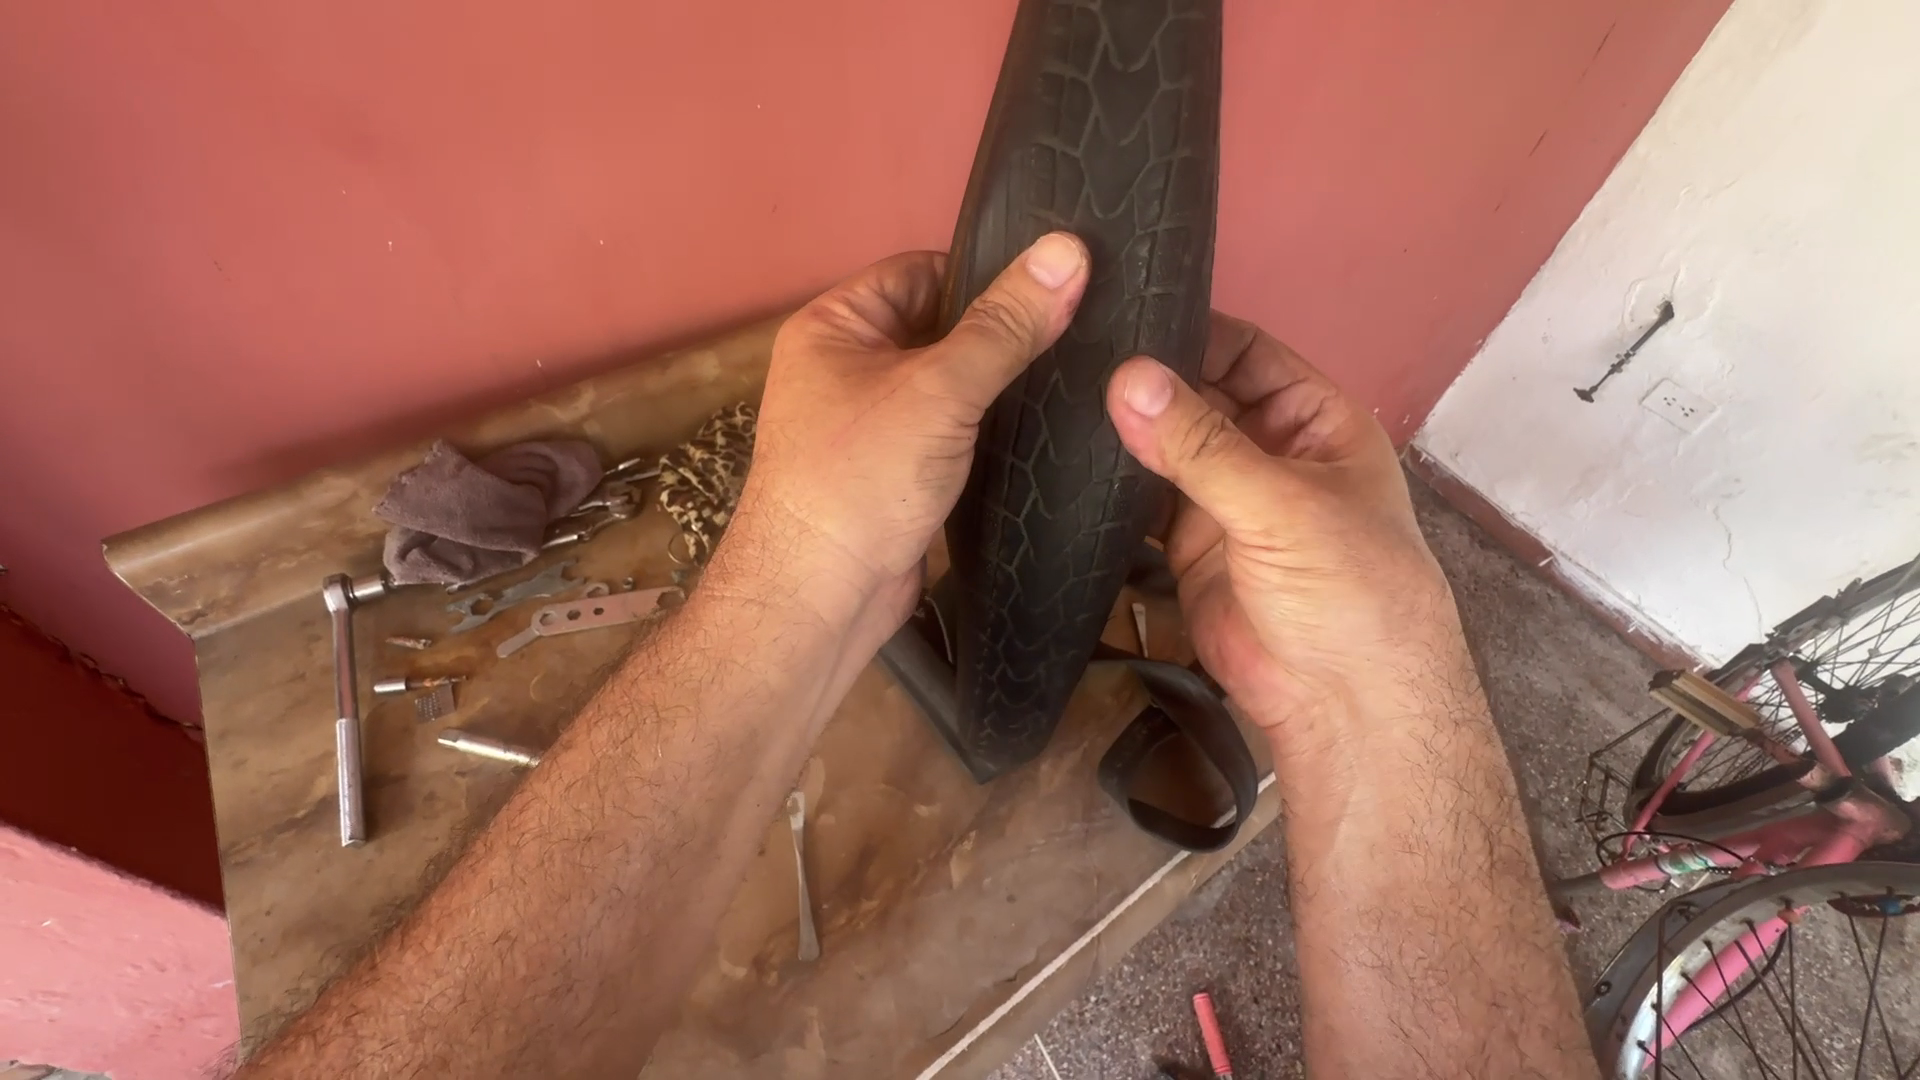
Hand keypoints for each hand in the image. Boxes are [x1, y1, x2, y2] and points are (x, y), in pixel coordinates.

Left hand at [711, 234, 1089, 653]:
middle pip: (936, 329)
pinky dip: (985, 429)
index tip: (1049, 288)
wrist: (824, 595)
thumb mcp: (938, 390)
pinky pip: (948, 431)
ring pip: (947, 386)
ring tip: (1071, 374)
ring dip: (995, 386)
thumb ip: (1004, 328)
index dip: (982, 276)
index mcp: (835, 327)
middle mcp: (848, 368)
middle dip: (996, 335)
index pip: (919, 272)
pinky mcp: (898, 471)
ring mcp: (872, 424)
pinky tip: (1037, 426)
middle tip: (1075, 329)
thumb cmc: (861, 479)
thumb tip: (1067, 252)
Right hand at [1105, 315, 1468, 757]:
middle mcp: (1261, 450)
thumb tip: (1126, 377)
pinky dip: (1111, 490)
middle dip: (1144, 383)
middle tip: (1065, 359)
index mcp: (1308, 419)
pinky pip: (1142, 503)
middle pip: (1194, 398)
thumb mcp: (1280, 505)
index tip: (1117, 319)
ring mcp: (1219, 499)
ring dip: (1121, 435)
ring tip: (1053, 402)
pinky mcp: (1183, 545)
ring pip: (1162, 451)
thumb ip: (1200, 444)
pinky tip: (1068, 467)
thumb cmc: (1346, 588)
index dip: (1189, 331)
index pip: (1243, 352)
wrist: (1336, 702)